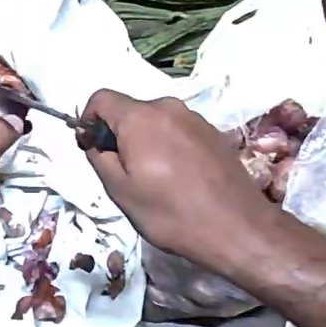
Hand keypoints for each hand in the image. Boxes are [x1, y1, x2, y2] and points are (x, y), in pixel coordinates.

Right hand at [82, 89, 284, 275]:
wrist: (237, 228)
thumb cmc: (170, 212)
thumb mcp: (120, 191)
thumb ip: (100, 158)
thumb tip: (96, 142)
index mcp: (140, 117)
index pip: (101, 98)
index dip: (88, 120)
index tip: (92, 149)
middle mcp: (168, 107)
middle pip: (129, 110)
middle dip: (118, 135)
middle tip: (123, 174)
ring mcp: (195, 119)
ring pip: (155, 122)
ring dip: (144, 142)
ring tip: (153, 180)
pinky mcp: (213, 133)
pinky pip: (177, 131)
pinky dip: (168, 147)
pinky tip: (177, 179)